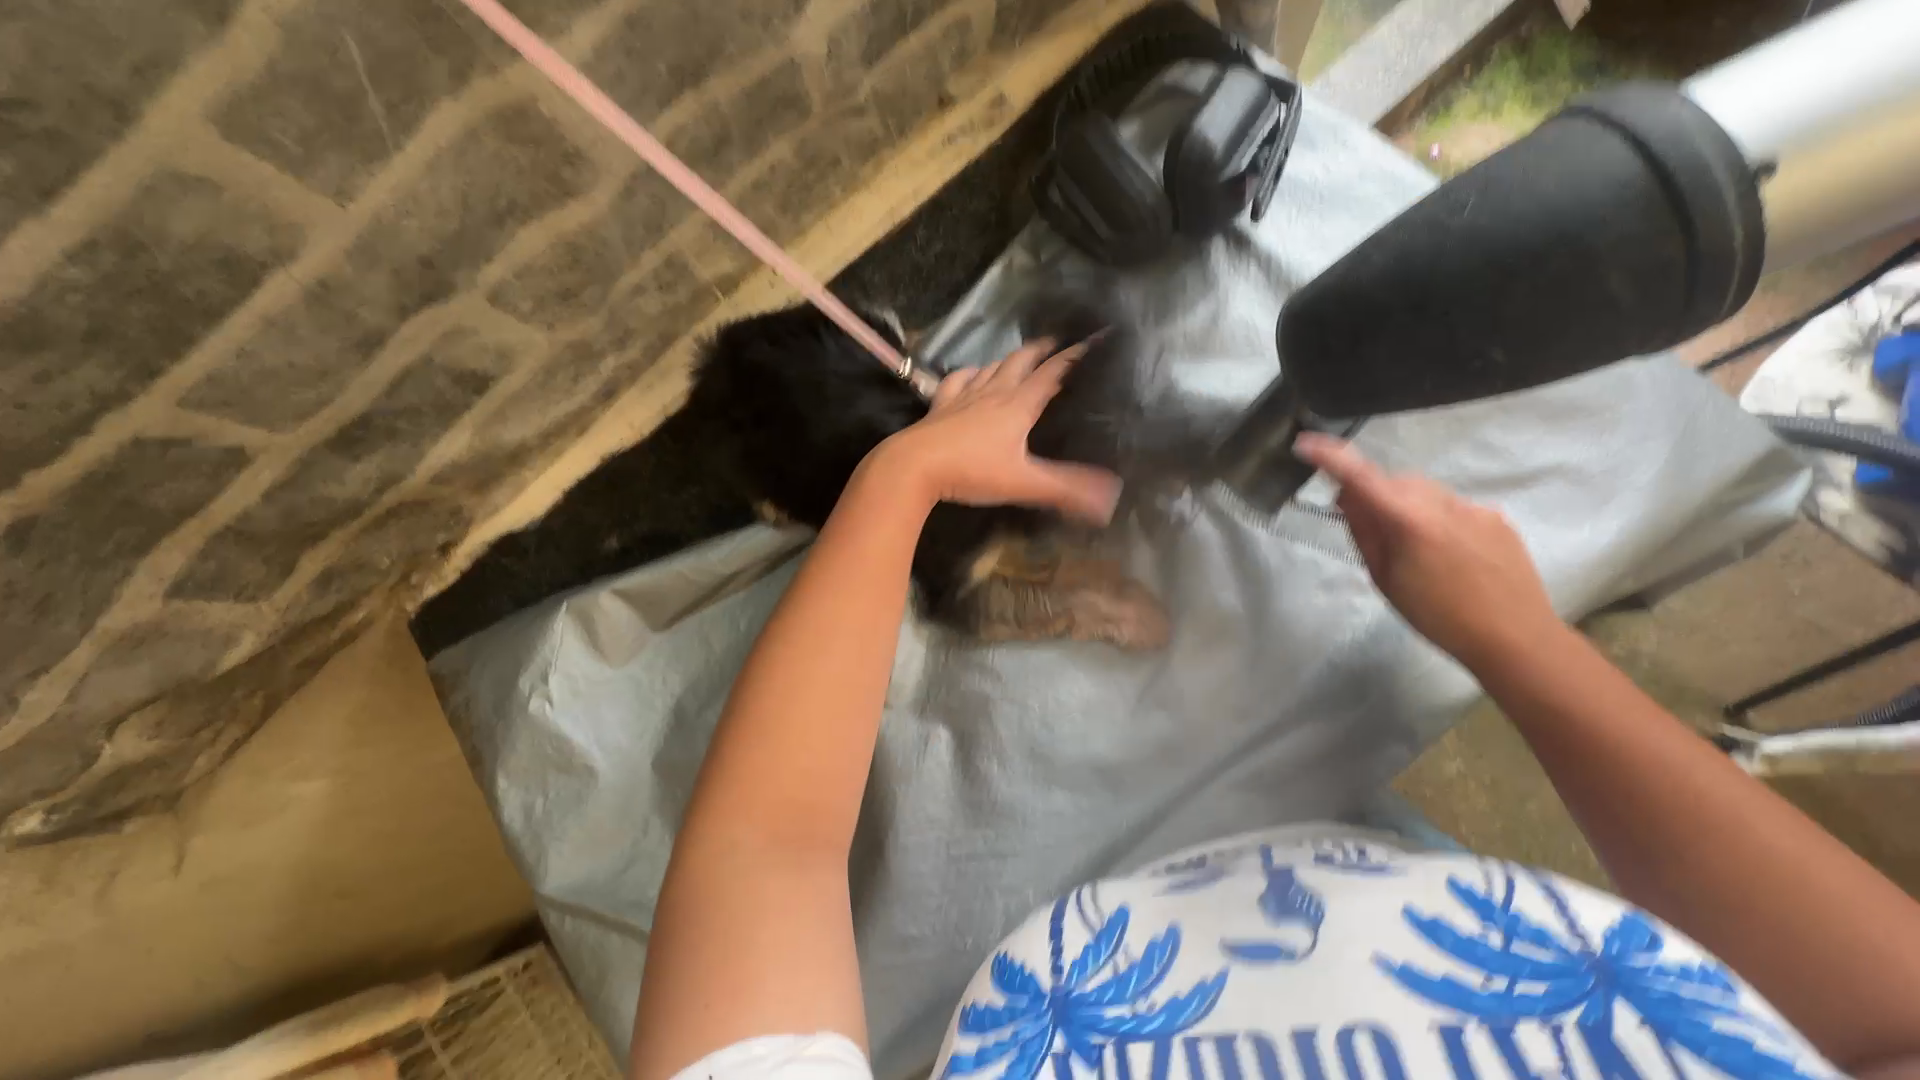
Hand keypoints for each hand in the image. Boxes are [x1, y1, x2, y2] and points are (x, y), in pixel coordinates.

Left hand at [871, 339, 1121, 523]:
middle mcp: (994, 392)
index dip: (1075, 357)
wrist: (913, 466)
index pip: (1052, 373)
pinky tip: (973, 374)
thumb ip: (1065, 489)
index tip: (1093, 341)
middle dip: (1042, 349)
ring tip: (1021, 357)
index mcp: (1019, 405)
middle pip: (1022, 360)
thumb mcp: (1023, 483)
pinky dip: (971, 372)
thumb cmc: (972, 471)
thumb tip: (1109, 500)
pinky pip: (959, 379)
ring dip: (1010, 358)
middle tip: (1057, 342)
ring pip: (992, 366)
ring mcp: (964, 395)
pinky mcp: (941, 404)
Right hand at [1293, 434, 1564, 668]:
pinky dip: (1439, 520)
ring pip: (1425, 492)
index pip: (1360, 476)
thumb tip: (1347, 498)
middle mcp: (1442, 502)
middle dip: (1375, 494)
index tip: (1305, 444)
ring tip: (1414, 550)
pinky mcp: (1497, 516)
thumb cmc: (1438, 617)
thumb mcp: (1385, 580)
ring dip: (1408, 507)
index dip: (1330, 456)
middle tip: (1364, 527)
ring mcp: (1474, 507)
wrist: (1515, 637)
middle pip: (1395, 481)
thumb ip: (1364, 532)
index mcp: (1408, 520)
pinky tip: (1449, 555)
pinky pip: (1454, 507)